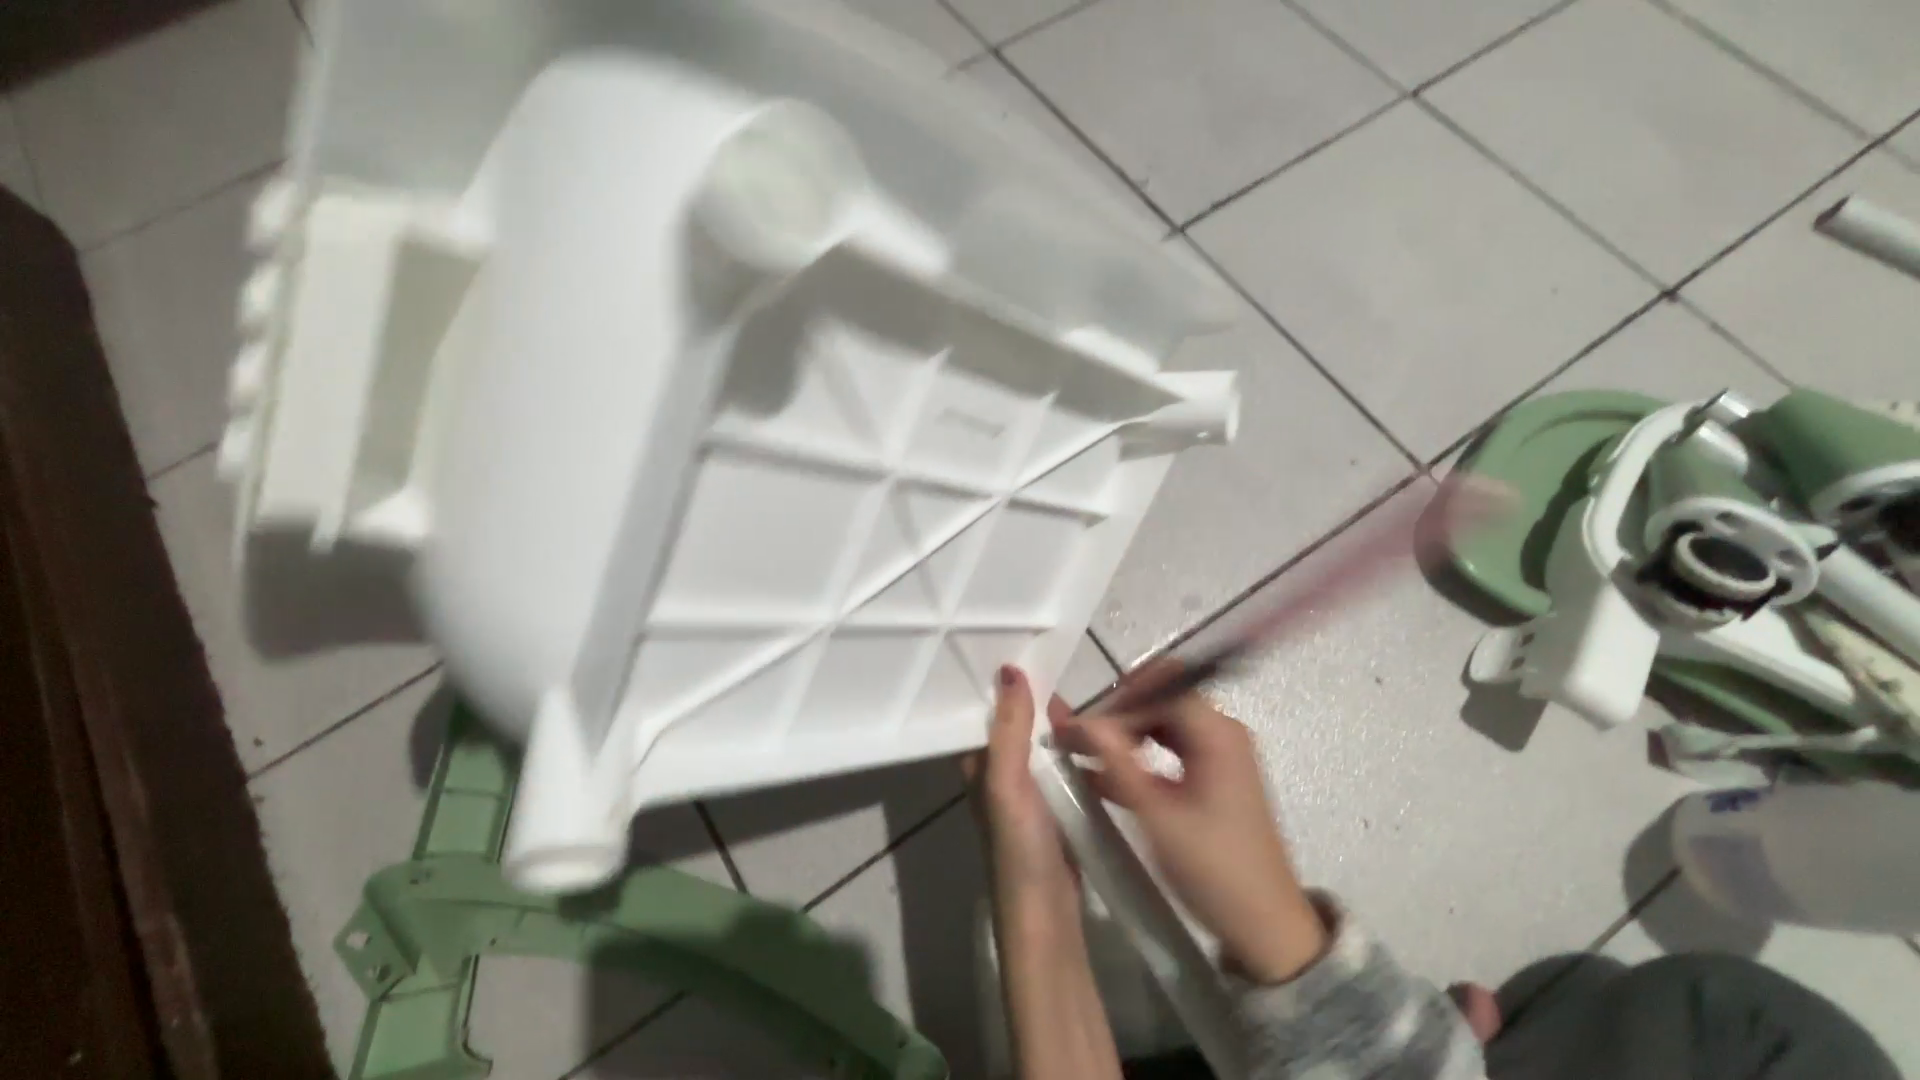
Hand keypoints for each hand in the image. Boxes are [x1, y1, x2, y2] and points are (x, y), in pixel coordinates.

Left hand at [968, 666, 1124, 1079]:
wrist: (1048, 919)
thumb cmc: (1018, 849)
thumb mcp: (1007, 785)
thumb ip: (1010, 730)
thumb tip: (1008, 668)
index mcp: (978, 766)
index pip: (986, 711)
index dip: (1002, 682)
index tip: (1024, 643)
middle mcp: (999, 774)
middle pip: (1018, 724)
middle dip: (1037, 696)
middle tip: (1066, 656)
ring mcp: (1031, 792)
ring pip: (1044, 744)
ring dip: (1061, 720)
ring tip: (1088, 683)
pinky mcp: (1059, 807)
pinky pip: (1067, 766)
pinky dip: (1078, 747)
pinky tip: (1100, 731)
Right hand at [1058, 661, 1326, 983]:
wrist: (1266, 926)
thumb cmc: (1213, 869)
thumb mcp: (1157, 816)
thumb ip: (1117, 762)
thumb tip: (1080, 719)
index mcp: (1217, 734)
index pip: (1160, 689)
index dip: (1115, 701)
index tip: (1077, 723)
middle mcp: (1222, 733)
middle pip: (1161, 700)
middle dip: (1116, 713)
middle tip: (1073, 735)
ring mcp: (1220, 756)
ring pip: (1162, 724)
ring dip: (1123, 734)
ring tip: (1080, 751)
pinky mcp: (1214, 778)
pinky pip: (1170, 750)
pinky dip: (1138, 756)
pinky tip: (1101, 775)